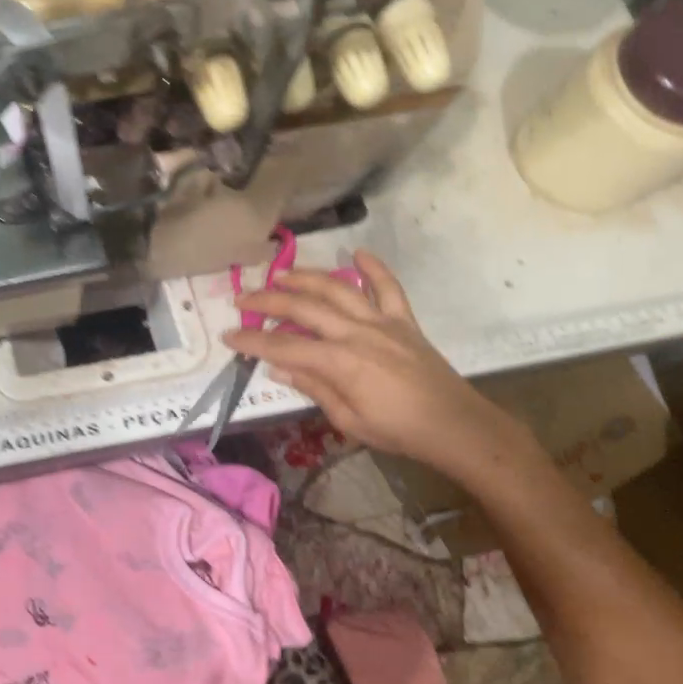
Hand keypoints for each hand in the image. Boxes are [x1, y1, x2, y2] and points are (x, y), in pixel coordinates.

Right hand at [223, 251, 525, 478]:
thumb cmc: (397, 431)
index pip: (284, 348)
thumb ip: (314, 388)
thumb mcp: (346, 420)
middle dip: (268, 302)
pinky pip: (388, 288)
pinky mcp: (404, 321)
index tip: (229, 336)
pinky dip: (373, 268)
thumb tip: (279, 368)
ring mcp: (382, 322)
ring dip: (306, 278)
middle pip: (304, 310)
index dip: (253, 342)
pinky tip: (357, 253)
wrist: (453, 425)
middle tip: (242, 298)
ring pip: (338, 289)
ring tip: (281, 274)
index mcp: (340, 363)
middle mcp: (357, 334)